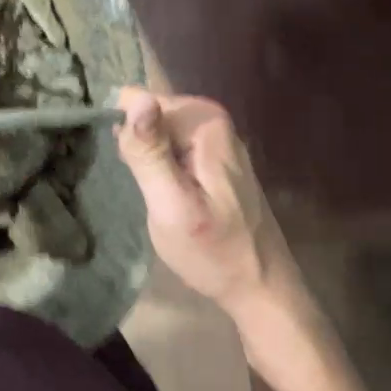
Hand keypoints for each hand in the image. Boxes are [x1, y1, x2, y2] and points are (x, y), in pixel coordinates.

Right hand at [115, 87, 293, 310]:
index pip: (136, 100)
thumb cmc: (215, 253)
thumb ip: (150, 152)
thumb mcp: (172, 205)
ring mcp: (213, 138)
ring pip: (154, 131)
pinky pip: (168, 146)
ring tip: (158, 196)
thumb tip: (134, 97)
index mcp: (203, 121)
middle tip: (150, 191)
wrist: (262, 292)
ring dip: (147, 162)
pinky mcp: (210, 157)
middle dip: (138, 150)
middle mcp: (211, 119)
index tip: (135, 173)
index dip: (128, 137)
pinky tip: (167, 196)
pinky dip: (159, 169)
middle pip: (146, 114)